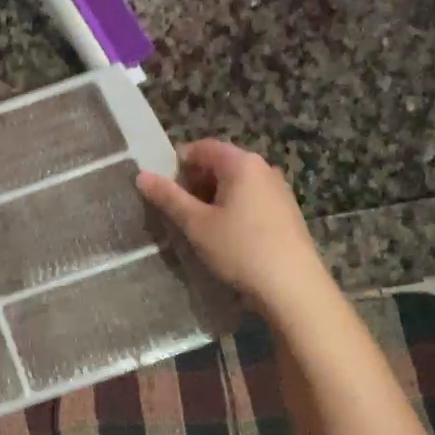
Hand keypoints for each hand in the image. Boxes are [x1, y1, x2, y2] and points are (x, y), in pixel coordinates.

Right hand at [136, 140, 331, 316]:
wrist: (293, 286)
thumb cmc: (239, 248)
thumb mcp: (196, 224)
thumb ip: (168, 197)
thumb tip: (141, 175)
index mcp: (241, 163)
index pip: (202, 148)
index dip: (178, 164)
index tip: (163, 188)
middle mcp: (263, 168)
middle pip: (220, 163)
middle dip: (195, 182)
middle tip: (177, 209)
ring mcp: (278, 190)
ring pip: (235, 183)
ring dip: (212, 197)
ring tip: (198, 224)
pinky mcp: (286, 211)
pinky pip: (251, 198)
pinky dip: (232, 208)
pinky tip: (225, 235)